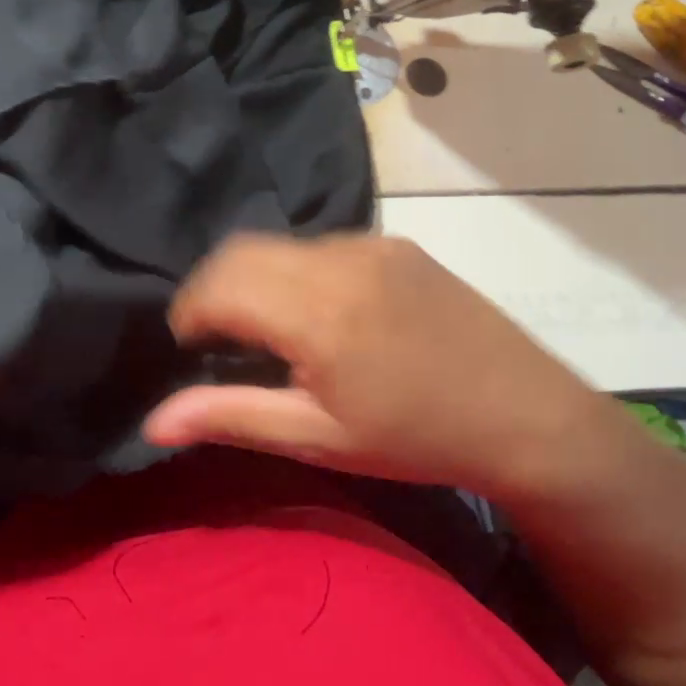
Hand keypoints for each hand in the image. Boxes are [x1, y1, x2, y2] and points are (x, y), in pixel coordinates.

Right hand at [143, 233, 607, 495]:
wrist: (531, 419)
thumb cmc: (417, 440)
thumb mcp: (318, 438)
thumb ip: (231, 417)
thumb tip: (153, 422)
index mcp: (319, 313)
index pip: (218, 285)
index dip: (189, 313)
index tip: (190, 349)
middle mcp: (339, 261)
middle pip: (239, 253)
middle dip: (211, 290)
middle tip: (214, 339)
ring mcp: (371, 246)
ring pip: (277, 246)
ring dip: (251, 279)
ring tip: (264, 329)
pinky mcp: (394, 244)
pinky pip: (318, 247)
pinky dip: (291, 272)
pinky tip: (316, 315)